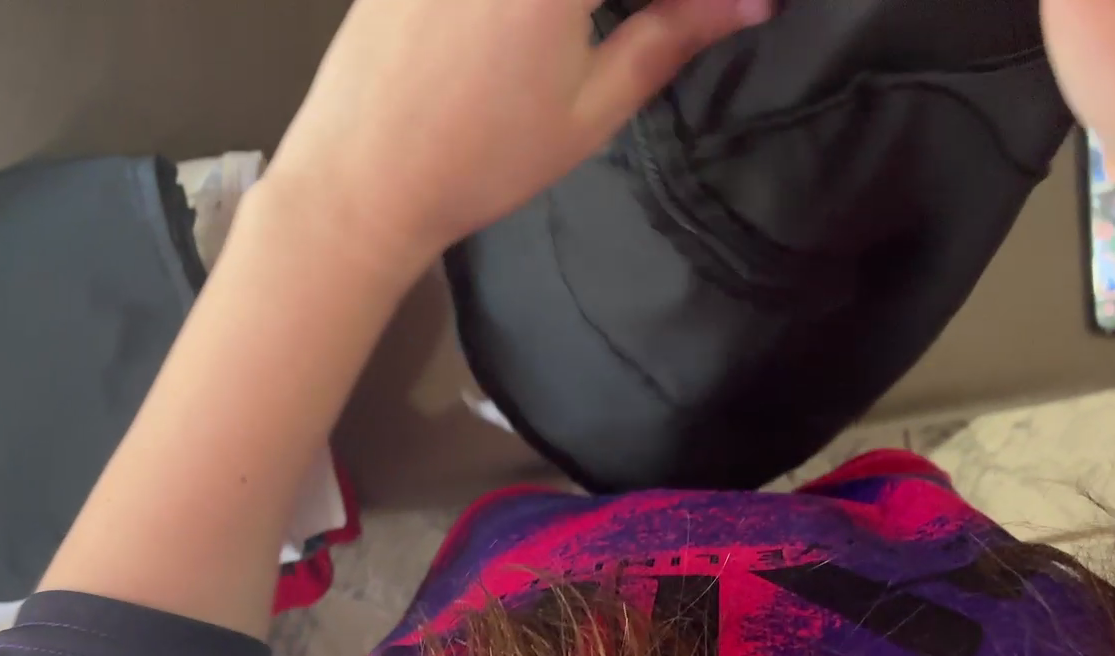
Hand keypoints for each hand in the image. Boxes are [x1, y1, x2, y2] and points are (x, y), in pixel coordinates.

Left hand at [258, 0, 771, 275]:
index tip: (729, 10)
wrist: (363, 180)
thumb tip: (752, 3)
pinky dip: (542, 2)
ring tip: (591, 28)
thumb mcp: (587, 110)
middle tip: (665, 21)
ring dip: (591, 3)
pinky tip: (535, 30)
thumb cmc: (478, 161)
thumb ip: (670, 39)